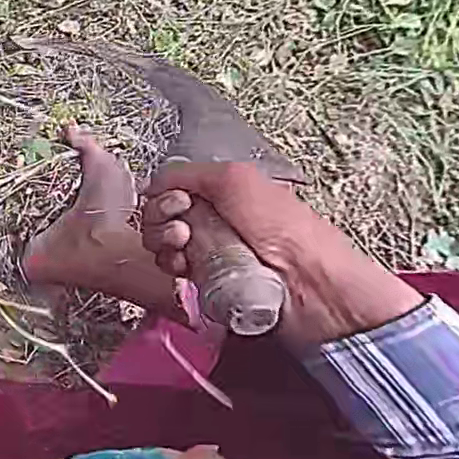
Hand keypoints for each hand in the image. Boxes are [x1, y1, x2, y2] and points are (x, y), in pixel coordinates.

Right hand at [140, 162, 423, 345]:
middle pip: (160, 213)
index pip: (170, 187)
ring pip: (160, 240)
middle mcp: (212, 217)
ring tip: (184, 247)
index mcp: (222, 191)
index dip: (164, 193)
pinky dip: (170, 264)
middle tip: (180, 228)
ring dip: (163, 242)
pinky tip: (185, 266)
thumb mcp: (236, 179)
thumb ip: (188, 173)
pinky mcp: (203, 278)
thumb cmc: (282, 228)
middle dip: (159, 218)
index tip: (177, 202)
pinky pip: (170, 266)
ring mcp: (206, 248)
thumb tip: (151, 185)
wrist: (307, 285)